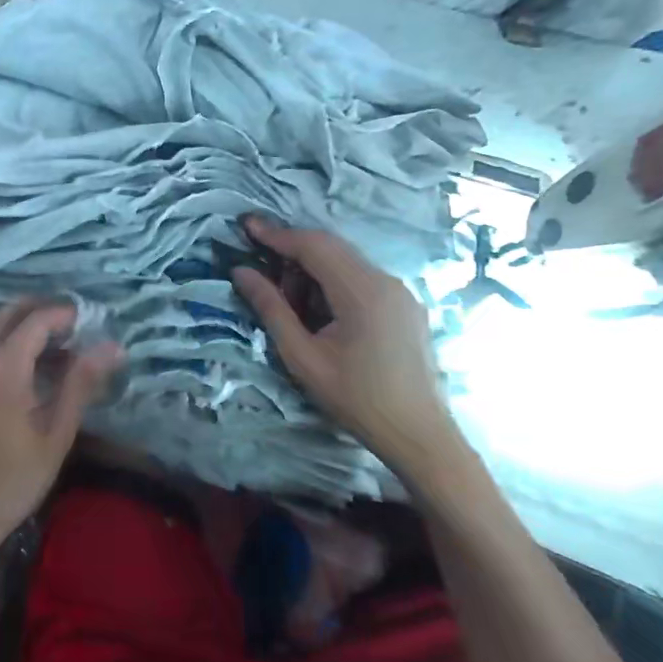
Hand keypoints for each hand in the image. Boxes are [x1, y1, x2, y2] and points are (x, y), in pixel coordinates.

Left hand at [0, 301, 123, 566]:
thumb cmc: (12, 481)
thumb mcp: (56, 435)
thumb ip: (81, 384)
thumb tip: (113, 346)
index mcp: (3, 367)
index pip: (38, 319)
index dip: (67, 315)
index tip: (95, 323)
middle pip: (13, 312)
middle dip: (47, 311)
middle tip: (81, 328)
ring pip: (0, 326)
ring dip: (31, 326)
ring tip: (68, 348)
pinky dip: (16, 341)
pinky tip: (40, 368)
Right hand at [230, 216, 452, 468]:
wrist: (421, 436)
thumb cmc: (357, 400)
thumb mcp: (304, 359)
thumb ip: (272, 310)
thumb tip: (241, 272)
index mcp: (362, 291)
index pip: (313, 246)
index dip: (276, 234)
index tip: (246, 225)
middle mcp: (386, 280)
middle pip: (331, 247)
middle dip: (293, 250)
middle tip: (261, 266)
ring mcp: (401, 291)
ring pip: (347, 261)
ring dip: (314, 268)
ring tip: (291, 301)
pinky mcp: (406, 305)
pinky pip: (363, 277)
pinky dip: (335, 281)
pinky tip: (322, 312)